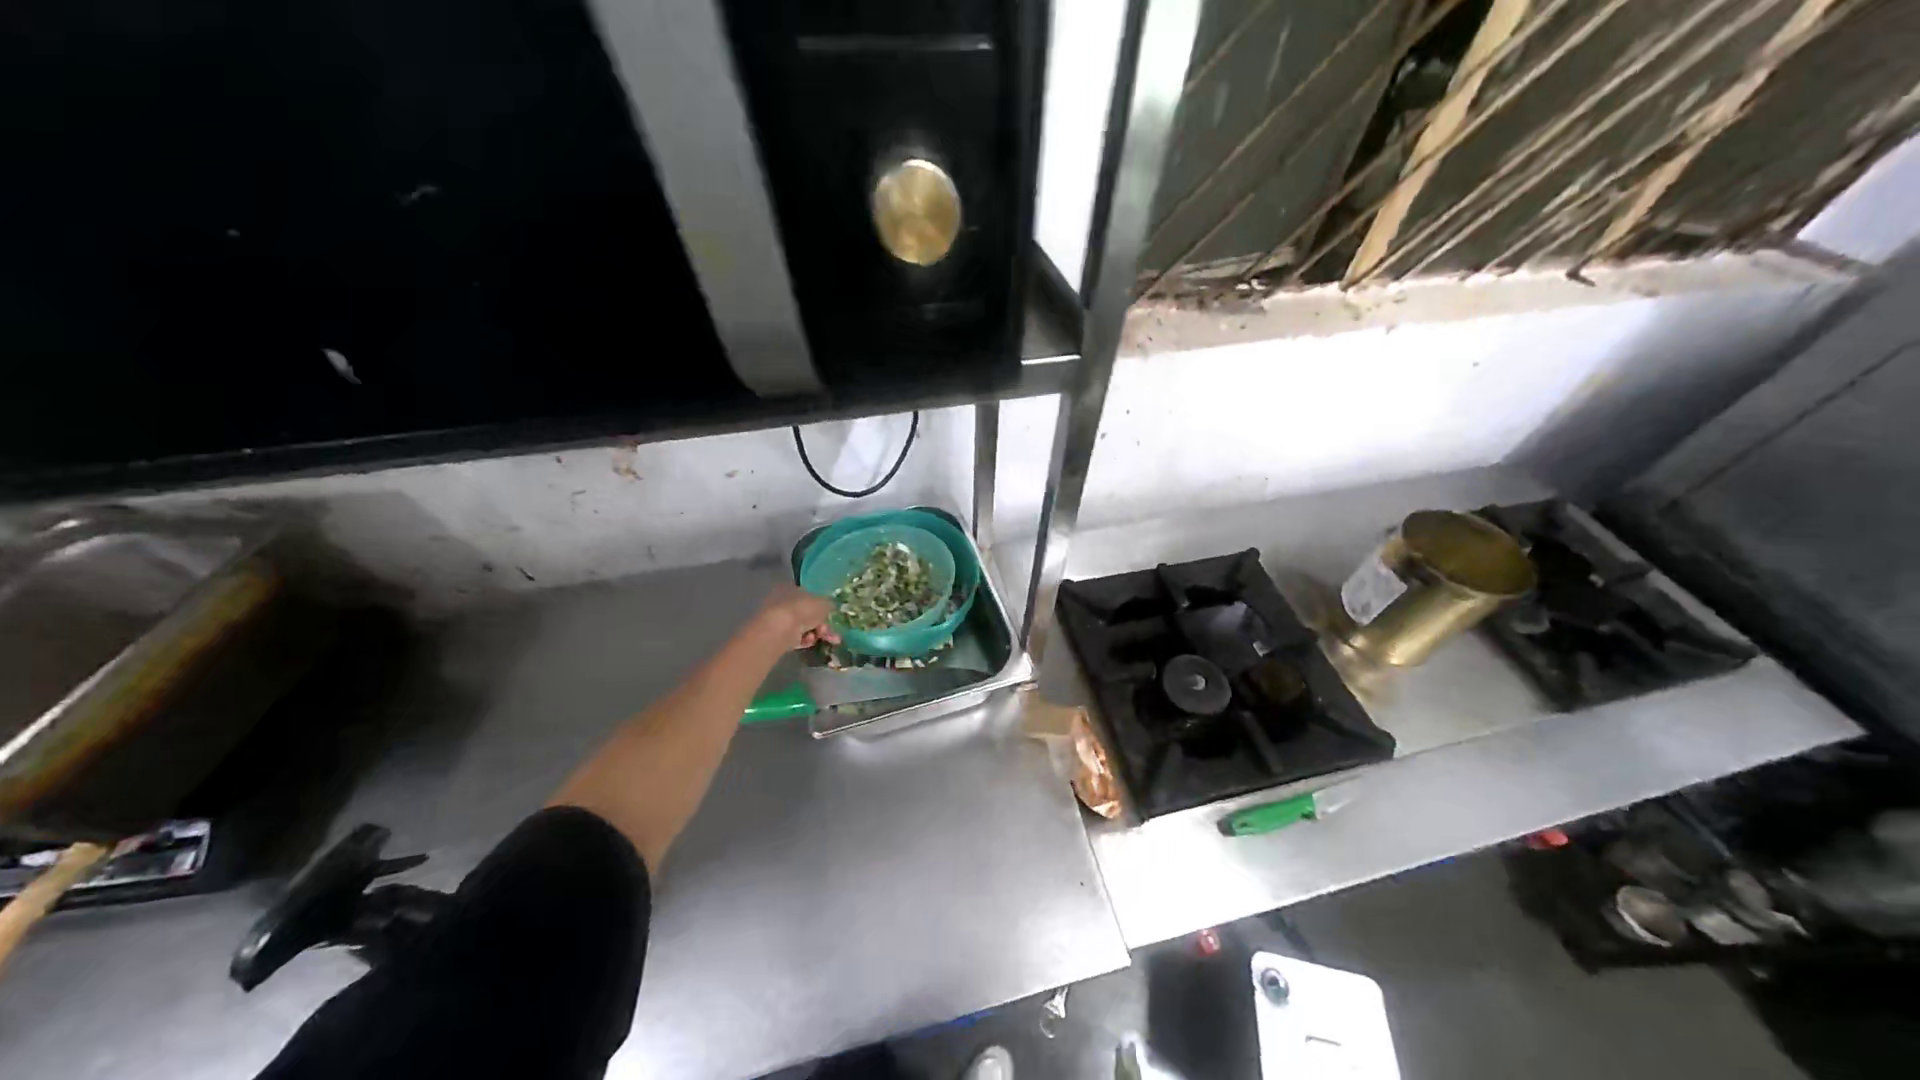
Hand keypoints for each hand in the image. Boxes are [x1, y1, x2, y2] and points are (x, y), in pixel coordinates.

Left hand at [756, 585, 838, 649]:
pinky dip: (805, 640)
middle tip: (831, 632)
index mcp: (793, 588)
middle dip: (822, 624)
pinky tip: (809, 640)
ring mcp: (780, 619)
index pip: (810, 596)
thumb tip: (831, 607)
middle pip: (808, 614)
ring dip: (816, 633)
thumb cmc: (803, 610)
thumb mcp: (824, 603)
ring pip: (804, 627)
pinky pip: (797, 637)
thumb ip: (829, 605)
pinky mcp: (778, 635)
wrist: (781, 629)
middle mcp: (784, 602)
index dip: (822, 607)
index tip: (831, 616)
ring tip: (824, 638)